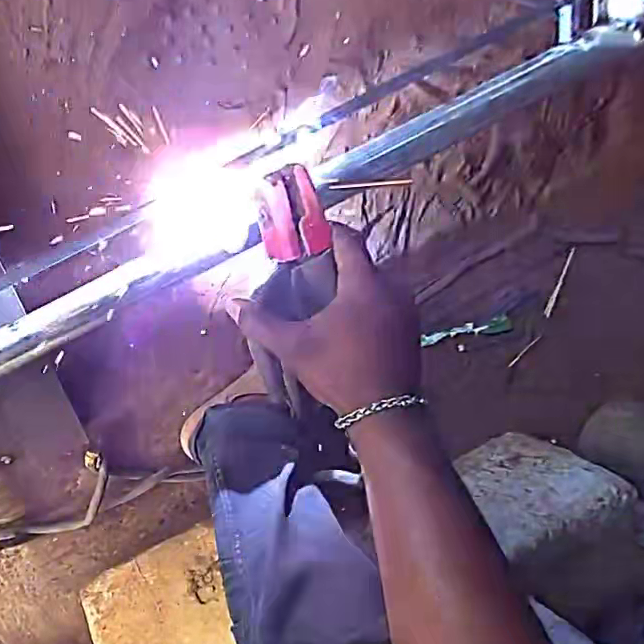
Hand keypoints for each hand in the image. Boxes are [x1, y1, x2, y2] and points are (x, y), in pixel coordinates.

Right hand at [228, 222, 420, 416]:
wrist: (385, 412)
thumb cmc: (339, 372)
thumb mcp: (293, 347)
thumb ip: (261, 323)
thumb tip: (233, 304)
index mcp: (364, 284)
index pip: (347, 239)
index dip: (325, 231)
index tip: (306, 234)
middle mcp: (391, 288)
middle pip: (361, 261)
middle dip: (335, 262)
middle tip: (308, 272)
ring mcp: (405, 309)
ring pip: (374, 284)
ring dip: (352, 286)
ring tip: (325, 299)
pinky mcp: (410, 328)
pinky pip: (385, 303)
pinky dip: (367, 304)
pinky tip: (348, 323)